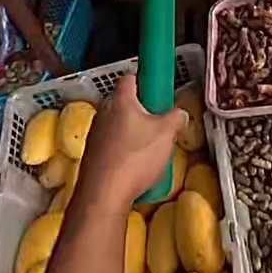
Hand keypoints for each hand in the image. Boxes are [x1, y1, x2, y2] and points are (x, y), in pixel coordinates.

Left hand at [72, 76, 186, 216]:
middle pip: (125, 103)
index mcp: (121, 100)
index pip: (130, 78)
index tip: (157, 90)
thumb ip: (176, 118)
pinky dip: (124, 150)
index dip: (145, 81)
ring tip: (150, 149)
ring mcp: (95, 134)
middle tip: (160, 123)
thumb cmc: (134, 157)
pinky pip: (112, 145)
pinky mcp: (92, 155)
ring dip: (133, 132)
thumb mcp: (167, 134)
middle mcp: (104, 113)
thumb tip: (180, 113)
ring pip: (118, 125)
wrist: (103, 194)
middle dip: (143, 111)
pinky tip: (136, 166)